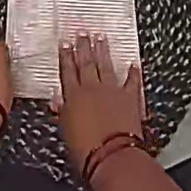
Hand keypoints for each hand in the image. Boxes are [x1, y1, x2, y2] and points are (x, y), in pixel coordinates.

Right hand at [56, 34, 144, 172]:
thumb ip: (63, 113)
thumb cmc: (86, 152)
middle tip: (82, 32)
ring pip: (106, 66)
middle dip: (83, 47)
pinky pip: (132, 81)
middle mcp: (92, 89)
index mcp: (74, 97)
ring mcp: (112, 91)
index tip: (65, 43)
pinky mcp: (130, 98)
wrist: (113, 157)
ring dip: (103, 51)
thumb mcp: (66, 132)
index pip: (68, 71)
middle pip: (87, 63)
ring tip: (101, 38)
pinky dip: (133, 73)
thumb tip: (57, 101)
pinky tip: (133, 64)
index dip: (66, 56)